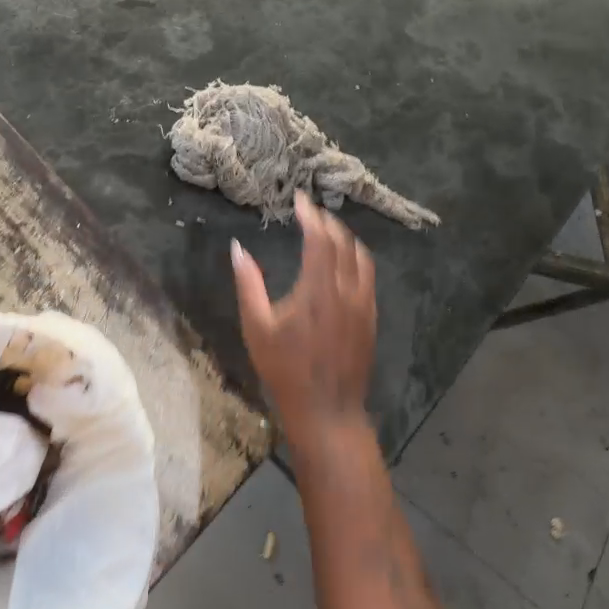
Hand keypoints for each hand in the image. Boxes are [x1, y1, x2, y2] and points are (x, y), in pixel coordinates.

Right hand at [232, 190, 377, 445]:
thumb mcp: (256, 326)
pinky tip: (341, 263)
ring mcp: (364, 306)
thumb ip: (248, 283)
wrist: (326, 409)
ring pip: (362, 259)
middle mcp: (347, 292)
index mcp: (318, 291)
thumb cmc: (284, 368)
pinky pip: (367, 277)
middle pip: (344, 244)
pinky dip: (355, 259)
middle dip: (328, 222)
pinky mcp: (370, 319)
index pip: (320, 240)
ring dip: (345, 239)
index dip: (311, 215)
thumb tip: (237, 248)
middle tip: (310, 211)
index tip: (299, 199)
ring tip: (327, 230)